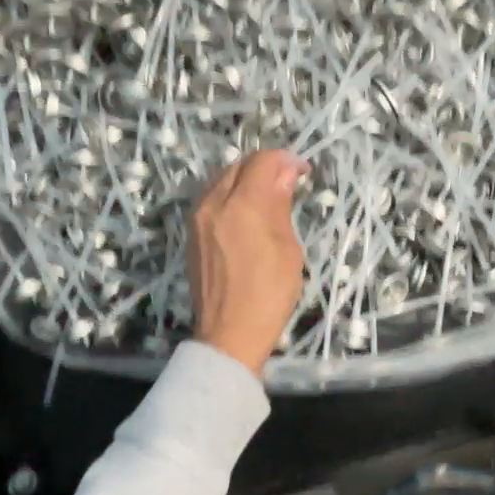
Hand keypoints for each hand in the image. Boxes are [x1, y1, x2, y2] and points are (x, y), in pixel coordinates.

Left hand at [189, 150, 307, 375]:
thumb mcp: (287, 249)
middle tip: (287, 184)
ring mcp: (197, 219)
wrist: (229, 333)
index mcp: (242, 205)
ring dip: (245, 181)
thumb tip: (285, 175)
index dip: (285, 160)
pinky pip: (211, 201)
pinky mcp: (191, 235)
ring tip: (268, 199)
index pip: (262, 162)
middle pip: (238, 166)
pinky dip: (230, 198)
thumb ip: (281, 207)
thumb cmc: (269, 294)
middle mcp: (213, 204)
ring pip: (221, 181)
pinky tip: (247, 216)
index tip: (303, 172)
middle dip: (264, 168)